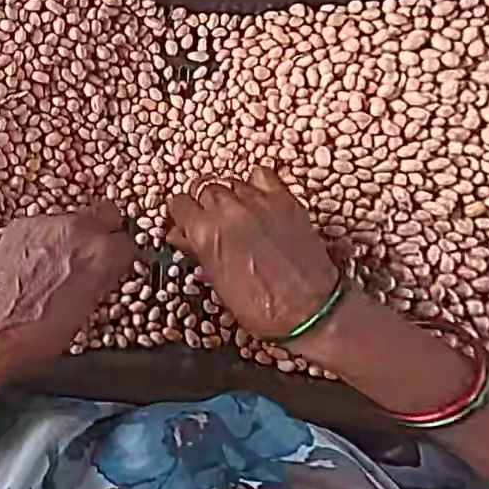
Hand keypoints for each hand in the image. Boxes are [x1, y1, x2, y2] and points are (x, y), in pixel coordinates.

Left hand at [0, 202, 133, 382]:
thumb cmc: (38, 333)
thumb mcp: (86, 310)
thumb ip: (102, 278)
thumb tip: (107, 268)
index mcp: (101, 253)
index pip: (128, 242)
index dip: (121, 257)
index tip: (116, 265)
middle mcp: (77, 229)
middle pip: (107, 215)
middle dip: (104, 234)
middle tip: (95, 257)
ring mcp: (46, 222)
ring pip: (74, 218)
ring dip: (74, 236)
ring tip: (60, 265)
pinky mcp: (21, 224)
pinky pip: (45, 224)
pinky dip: (46, 238)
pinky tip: (37, 262)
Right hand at [166, 168, 342, 340]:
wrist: (309, 312)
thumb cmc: (262, 307)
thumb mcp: (217, 281)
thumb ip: (197, 251)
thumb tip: (182, 236)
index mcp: (205, 233)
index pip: (179, 204)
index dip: (181, 213)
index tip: (186, 220)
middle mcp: (227, 211)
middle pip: (203, 187)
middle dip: (202, 202)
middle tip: (209, 218)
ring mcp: (257, 202)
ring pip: (229, 182)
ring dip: (227, 194)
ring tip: (234, 212)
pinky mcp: (284, 200)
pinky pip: (261, 176)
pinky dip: (255, 184)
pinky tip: (256, 199)